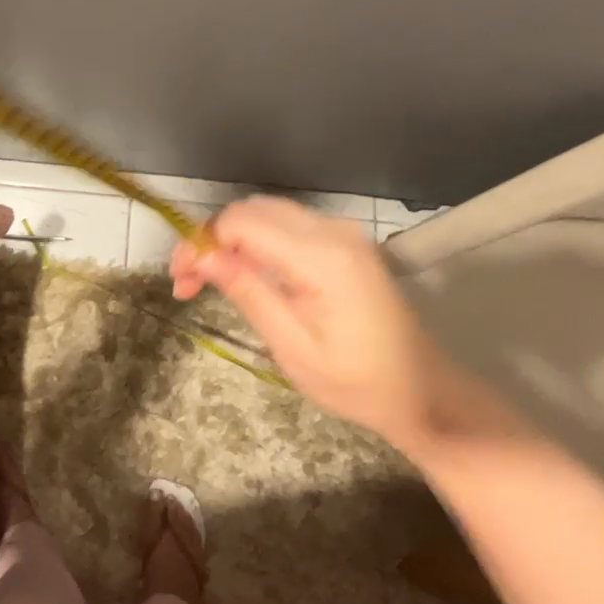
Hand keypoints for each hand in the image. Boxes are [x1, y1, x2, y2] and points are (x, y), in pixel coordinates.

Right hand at [171, 196, 457, 445]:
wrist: (422, 392)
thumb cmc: (357, 381)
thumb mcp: (292, 346)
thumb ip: (248, 291)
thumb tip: (201, 256)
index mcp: (322, 258)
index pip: (242, 222)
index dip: (202, 242)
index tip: (180, 279)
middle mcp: (333, 231)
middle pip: (251, 210)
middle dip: (211, 239)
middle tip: (187, 282)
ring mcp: (341, 233)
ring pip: (266, 214)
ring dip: (230, 239)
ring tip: (206, 280)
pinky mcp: (343, 242)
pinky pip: (287, 226)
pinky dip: (255, 242)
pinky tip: (241, 273)